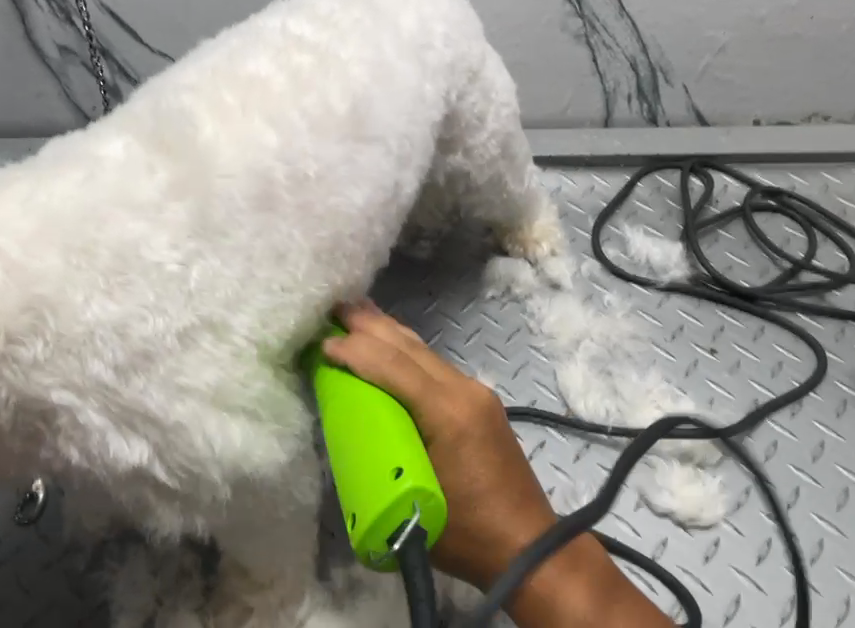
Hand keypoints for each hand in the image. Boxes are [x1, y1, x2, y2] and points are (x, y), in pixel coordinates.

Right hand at [323, 301, 557, 588]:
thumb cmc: (469, 534)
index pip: (395, 367)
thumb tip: (348, 430)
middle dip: (370, 326)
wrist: (531, 548)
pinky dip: (404, 350)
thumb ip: (381, 461)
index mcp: (450, 413)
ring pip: (423, 350)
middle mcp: (465, 391)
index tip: (323, 344)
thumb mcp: (414, 503)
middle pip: (410, 347)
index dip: (357, 352)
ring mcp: (475, 392)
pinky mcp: (478, 401)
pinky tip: (388, 345)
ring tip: (355, 312)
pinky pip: (433, 364)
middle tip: (334, 306)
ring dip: (387, 332)